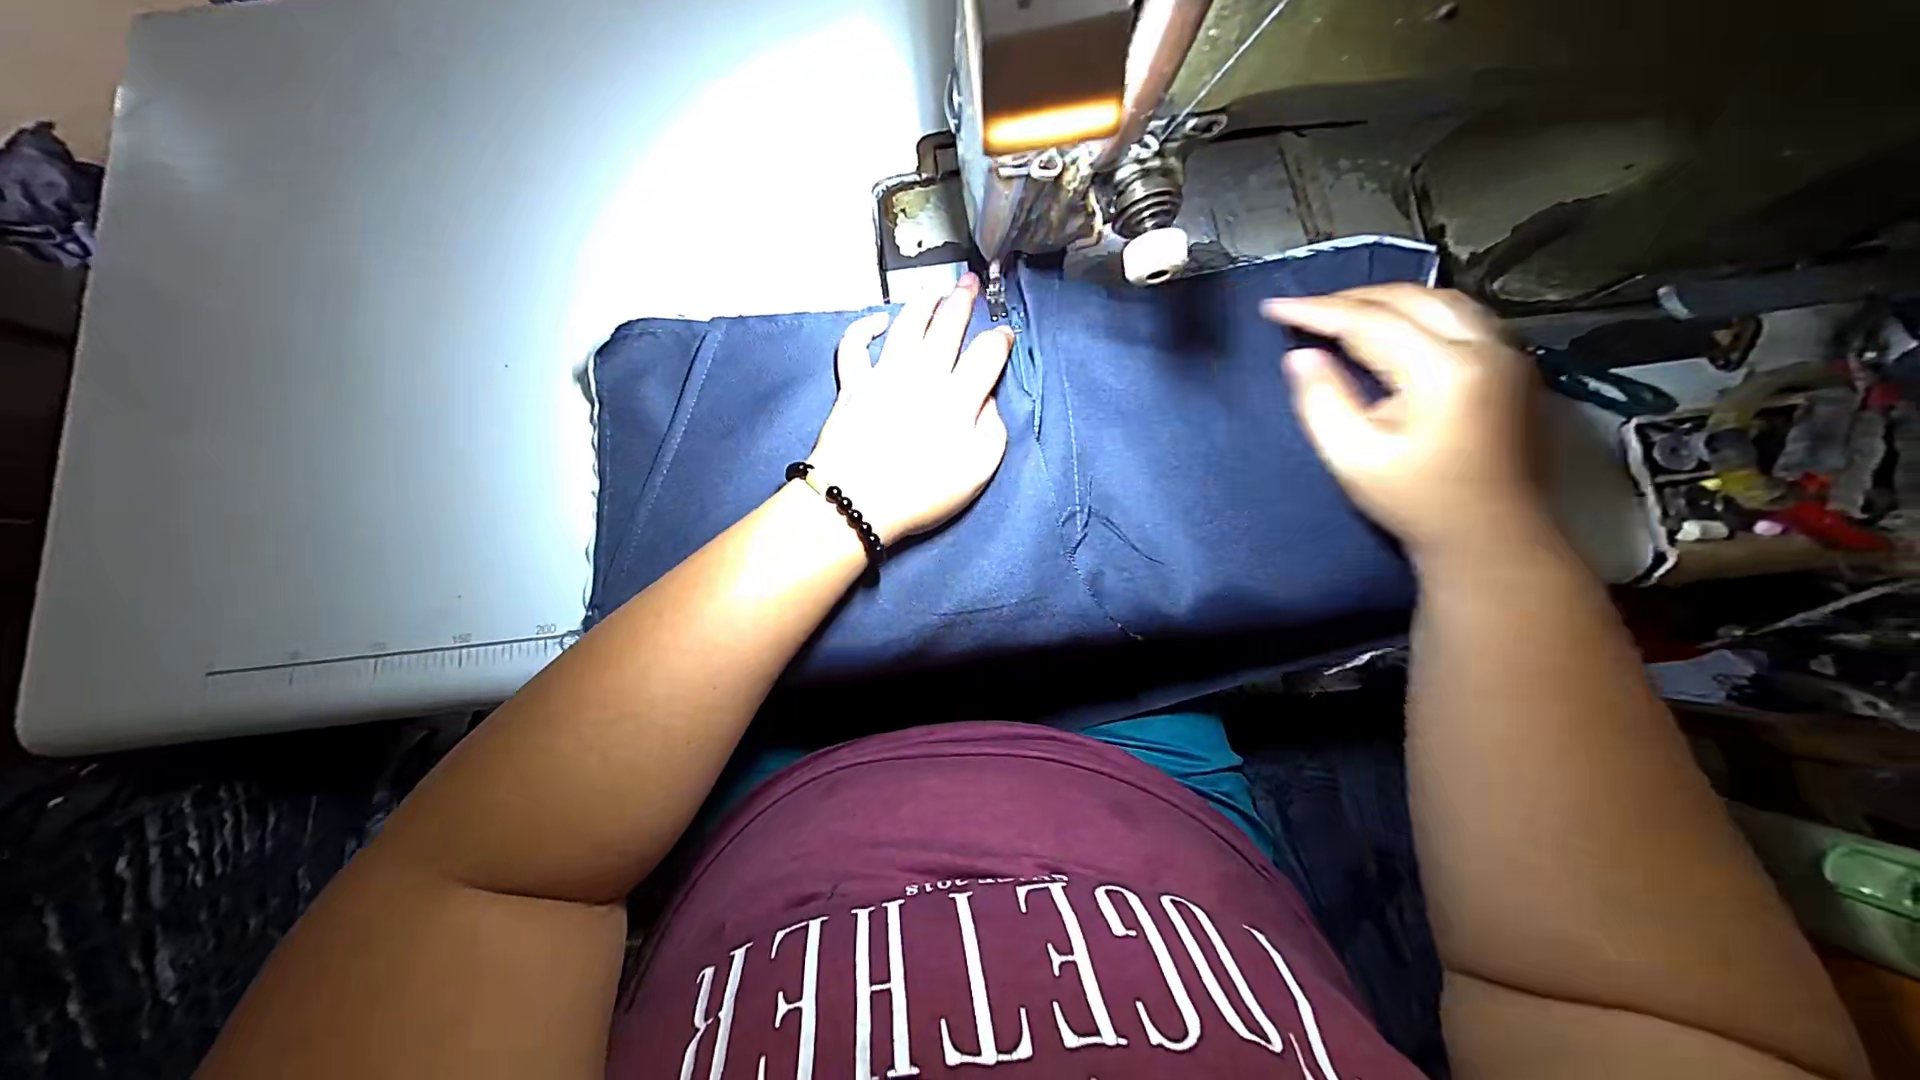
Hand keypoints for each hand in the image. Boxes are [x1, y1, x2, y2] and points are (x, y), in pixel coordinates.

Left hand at [804, 274, 1015, 544]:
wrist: (855, 501)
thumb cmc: (920, 492)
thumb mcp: (977, 471)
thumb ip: (992, 431)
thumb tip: (988, 401)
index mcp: (958, 396)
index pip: (987, 353)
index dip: (1001, 338)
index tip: (1006, 334)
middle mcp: (923, 374)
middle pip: (947, 325)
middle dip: (964, 300)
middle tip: (971, 283)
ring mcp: (884, 374)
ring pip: (906, 324)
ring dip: (923, 300)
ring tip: (935, 288)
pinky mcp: (852, 384)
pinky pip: (855, 345)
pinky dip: (863, 327)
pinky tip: (877, 321)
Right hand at [1261, 284, 1548, 559]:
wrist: (1490, 535)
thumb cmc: (1415, 501)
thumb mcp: (1352, 457)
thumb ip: (1322, 400)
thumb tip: (1300, 356)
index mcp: (1442, 369)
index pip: (1369, 321)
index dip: (1315, 311)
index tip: (1272, 308)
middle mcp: (1483, 346)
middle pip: (1408, 298)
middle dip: (1350, 298)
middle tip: (1303, 309)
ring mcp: (1505, 353)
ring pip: (1439, 299)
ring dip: (1385, 300)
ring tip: (1340, 312)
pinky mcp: (1510, 366)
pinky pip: (1458, 316)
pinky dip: (1415, 311)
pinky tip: (1389, 326)